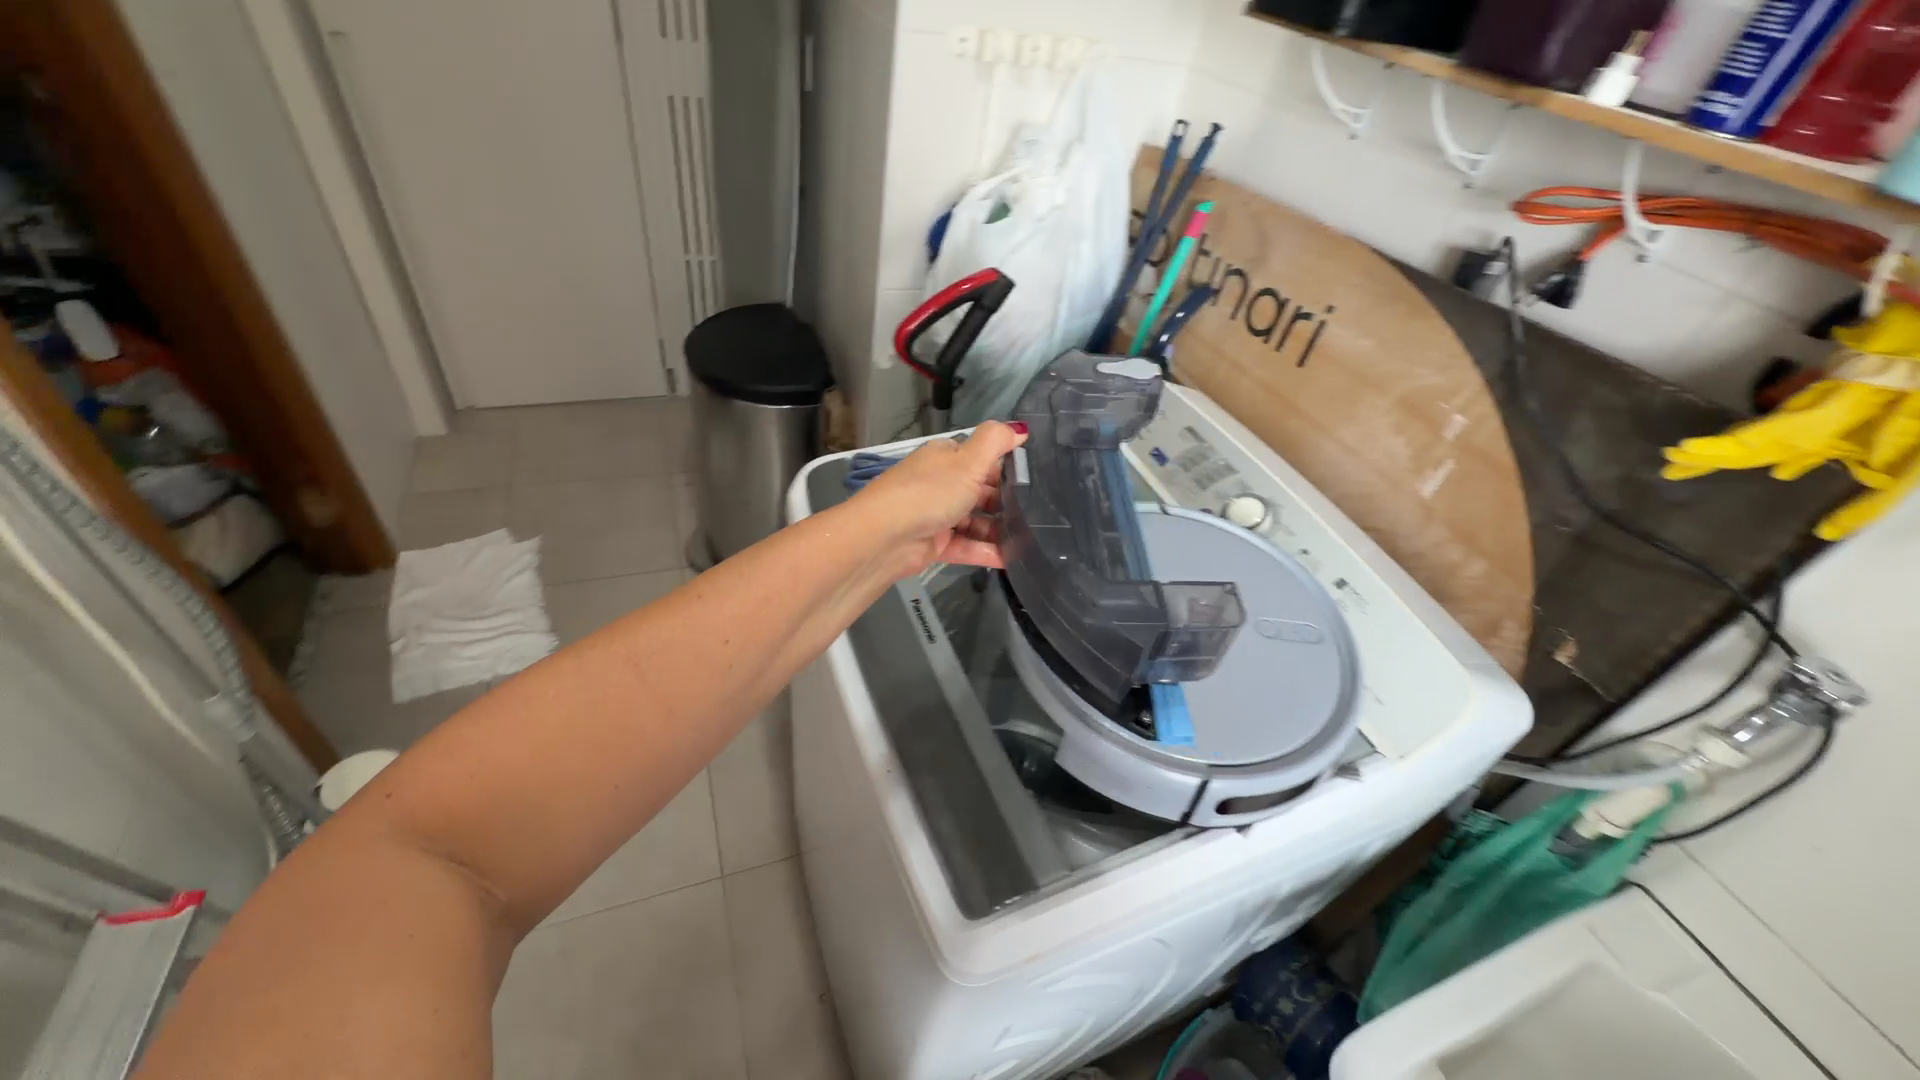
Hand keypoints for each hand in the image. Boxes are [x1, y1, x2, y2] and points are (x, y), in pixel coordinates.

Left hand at [852, 421, 1027, 576]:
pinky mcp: (934, 545)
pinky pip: (965, 547)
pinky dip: (985, 552)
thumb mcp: (967, 460)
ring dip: (998, 530)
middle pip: (979, 491)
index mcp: (945, 458)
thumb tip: (1020, 429)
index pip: (980, 458)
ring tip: (1029, 540)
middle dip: (1005, 502)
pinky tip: (1010, 560)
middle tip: (1038, 514)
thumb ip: (995, 442)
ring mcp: (935, 515)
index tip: (1033, 480)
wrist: (885, 537)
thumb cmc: (929, 492)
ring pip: (974, 522)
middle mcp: (939, 484)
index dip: (1005, 467)